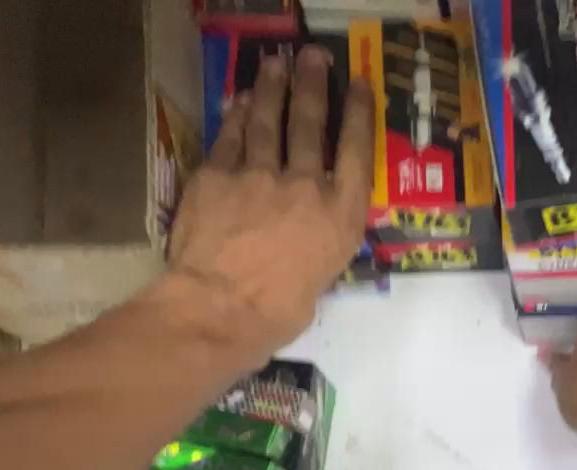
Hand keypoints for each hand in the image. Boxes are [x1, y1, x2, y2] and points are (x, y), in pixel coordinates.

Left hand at [159, 46, 373, 366]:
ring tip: (279, 63)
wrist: (224, 305)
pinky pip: (233, 134)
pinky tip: (246, 98)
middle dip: (314, 85)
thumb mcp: (326, 273)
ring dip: (275, 87)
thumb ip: (324, 235)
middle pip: (311, 125)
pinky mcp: (218, 174)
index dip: (358, 114)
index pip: (356, 154)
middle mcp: (306, 186)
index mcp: (341, 216)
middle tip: (314, 56)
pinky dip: (240, 113)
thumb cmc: (284, 307)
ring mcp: (259, 175)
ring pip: (269, 120)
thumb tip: (314, 220)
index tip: (359, 85)